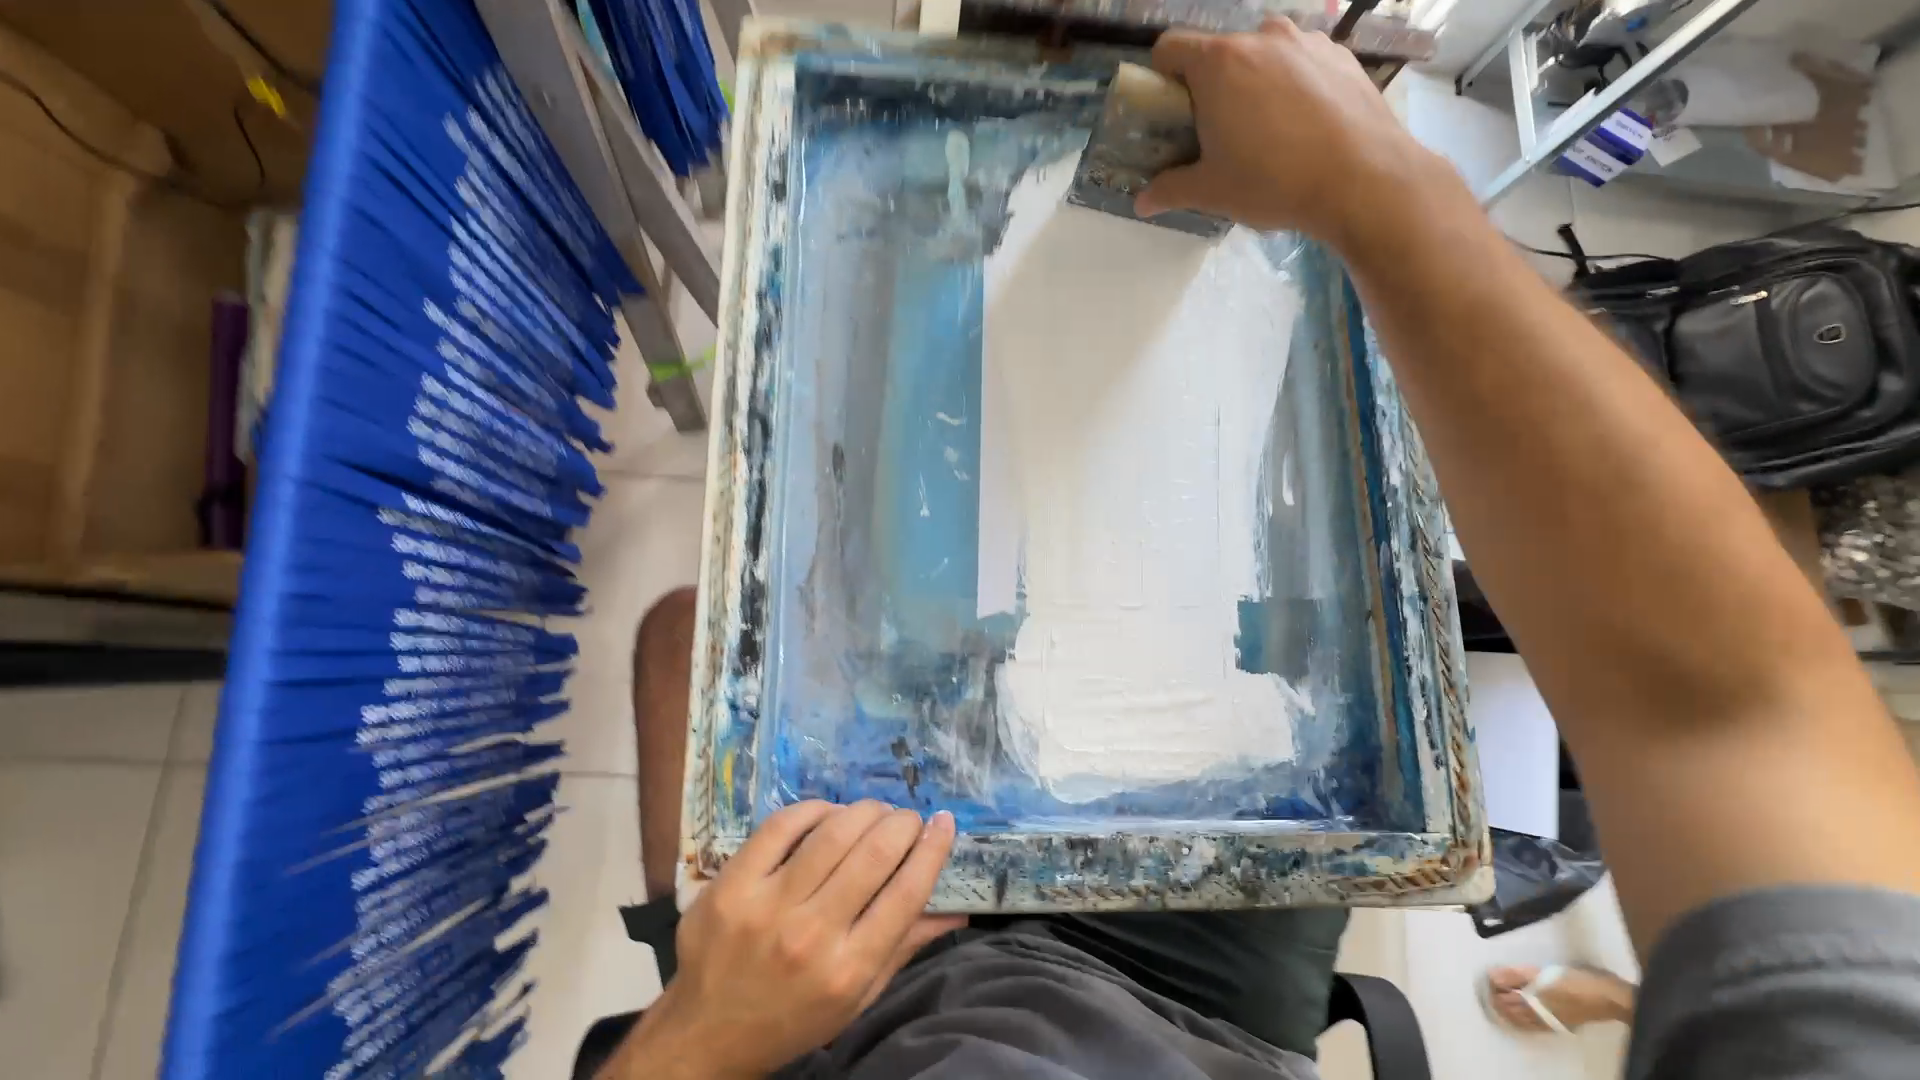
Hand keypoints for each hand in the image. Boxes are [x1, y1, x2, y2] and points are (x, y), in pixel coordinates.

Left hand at [621, 801, 962, 1078]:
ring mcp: (766, 906)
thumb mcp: (857, 997)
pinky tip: (828, 812)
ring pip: (831, 833)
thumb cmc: (793, 1017)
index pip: (907, 893)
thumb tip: (959, 909)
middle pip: (873, 854)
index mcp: (849, 969)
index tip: (944, 823)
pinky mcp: (731, 885)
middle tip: (907, 818)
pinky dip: (813, 809)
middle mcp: (811, 935)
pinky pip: (780, 827)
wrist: (706, 1034)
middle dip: (901, 823)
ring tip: (873, 812)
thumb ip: (904, 947)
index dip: (933, 849)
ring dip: (863, 811)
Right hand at [1134, 19, 1463, 254]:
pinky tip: (1301, 126)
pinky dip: (1291, 85)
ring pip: (1262, 54)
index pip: (1170, 47)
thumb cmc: (1273, 182)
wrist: (1363, 179)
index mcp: (1218, 64)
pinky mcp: (1340, 55)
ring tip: (1264, 130)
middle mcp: (1261, 38)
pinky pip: (1300, 62)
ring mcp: (1305, 42)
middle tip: (1216, 132)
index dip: (1161, 77)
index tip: (1169, 111)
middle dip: (1209, 86)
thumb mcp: (1211, 192)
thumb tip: (1141, 203)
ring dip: (1252, 82)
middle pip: (1218, 52)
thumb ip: (1170, 190)